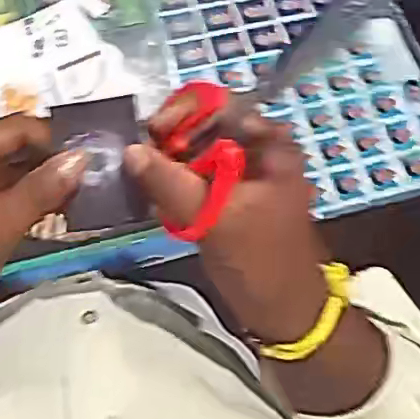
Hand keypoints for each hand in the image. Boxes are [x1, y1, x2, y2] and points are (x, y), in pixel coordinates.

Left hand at [0, 115, 85, 418]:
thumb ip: (40, 190)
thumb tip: (81, 157)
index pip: (17, 127)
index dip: (54, 137)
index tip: (92, 153)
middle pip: (17, 143)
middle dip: (53, 156)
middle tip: (95, 171)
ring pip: (16, 165)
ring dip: (46, 175)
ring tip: (87, 187)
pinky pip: (9, 185)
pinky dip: (33, 193)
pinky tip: (62, 205)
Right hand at [123, 97, 331, 341]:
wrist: (289, 315)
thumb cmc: (261, 262)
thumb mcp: (213, 219)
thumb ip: (170, 182)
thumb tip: (130, 150)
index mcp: (266, 142)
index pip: (216, 102)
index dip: (181, 113)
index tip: (153, 136)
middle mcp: (254, 147)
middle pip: (199, 123)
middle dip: (169, 142)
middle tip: (147, 165)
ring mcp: (240, 171)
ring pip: (191, 148)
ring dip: (168, 165)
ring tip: (155, 191)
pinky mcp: (226, 192)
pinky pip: (191, 173)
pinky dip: (174, 183)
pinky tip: (166, 207)